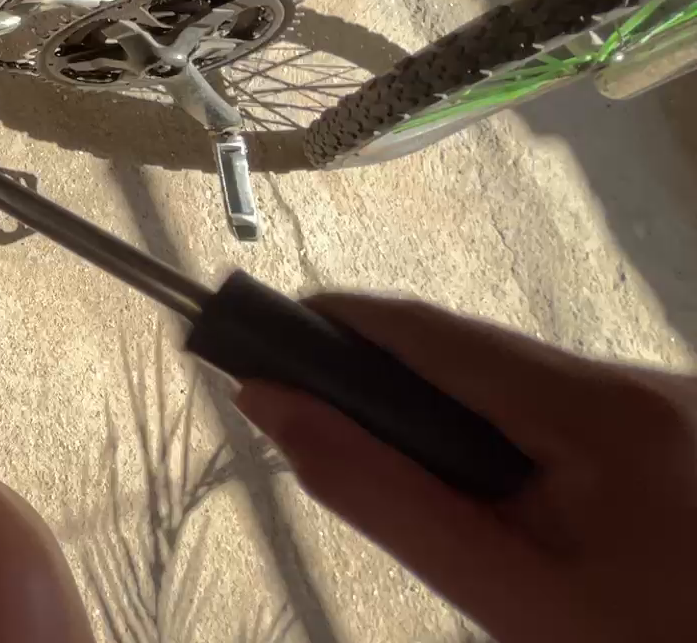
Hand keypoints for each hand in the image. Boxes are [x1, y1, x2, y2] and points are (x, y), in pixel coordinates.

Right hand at [235, 295, 696, 642]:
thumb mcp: (503, 593)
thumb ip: (370, 489)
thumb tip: (258, 397)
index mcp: (601, 409)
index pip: (422, 327)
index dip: (332, 320)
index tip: (264, 342)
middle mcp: (647, 378)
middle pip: (468, 351)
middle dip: (390, 383)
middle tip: (348, 442)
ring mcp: (680, 399)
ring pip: (514, 376)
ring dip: (450, 410)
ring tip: (441, 488)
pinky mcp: (693, 423)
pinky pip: (563, 400)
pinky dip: (509, 428)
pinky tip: (520, 494)